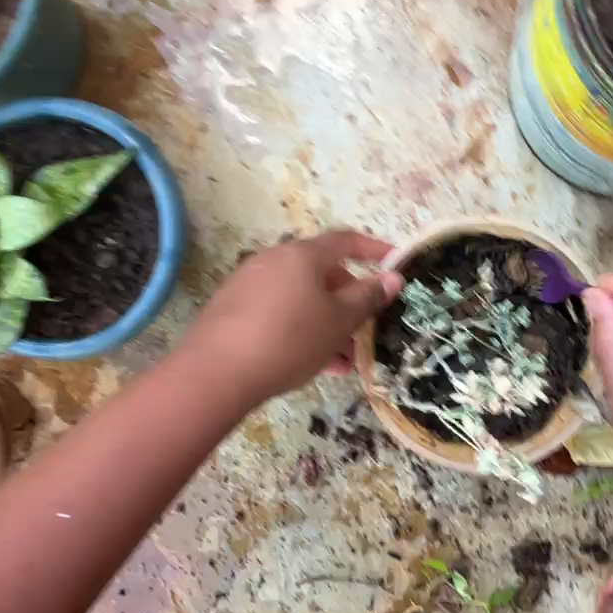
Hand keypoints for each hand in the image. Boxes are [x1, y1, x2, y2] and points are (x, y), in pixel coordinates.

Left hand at [180, 231, 402, 402]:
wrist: (218, 372)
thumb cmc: (290, 339)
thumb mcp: (339, 321)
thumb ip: (368, 297)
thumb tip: (393, 277)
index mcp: (303, 255)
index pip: (346, 241)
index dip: (374, 250)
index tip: (395, 263)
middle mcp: (274, 260)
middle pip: (322, 274)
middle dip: (348, 302)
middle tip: (365, 331)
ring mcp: (250, 283)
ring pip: (301, 299)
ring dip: (326, 324)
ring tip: (342, 362)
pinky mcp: (233, 309)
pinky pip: (279, 313)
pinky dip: (300, 331)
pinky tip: (311, 365)